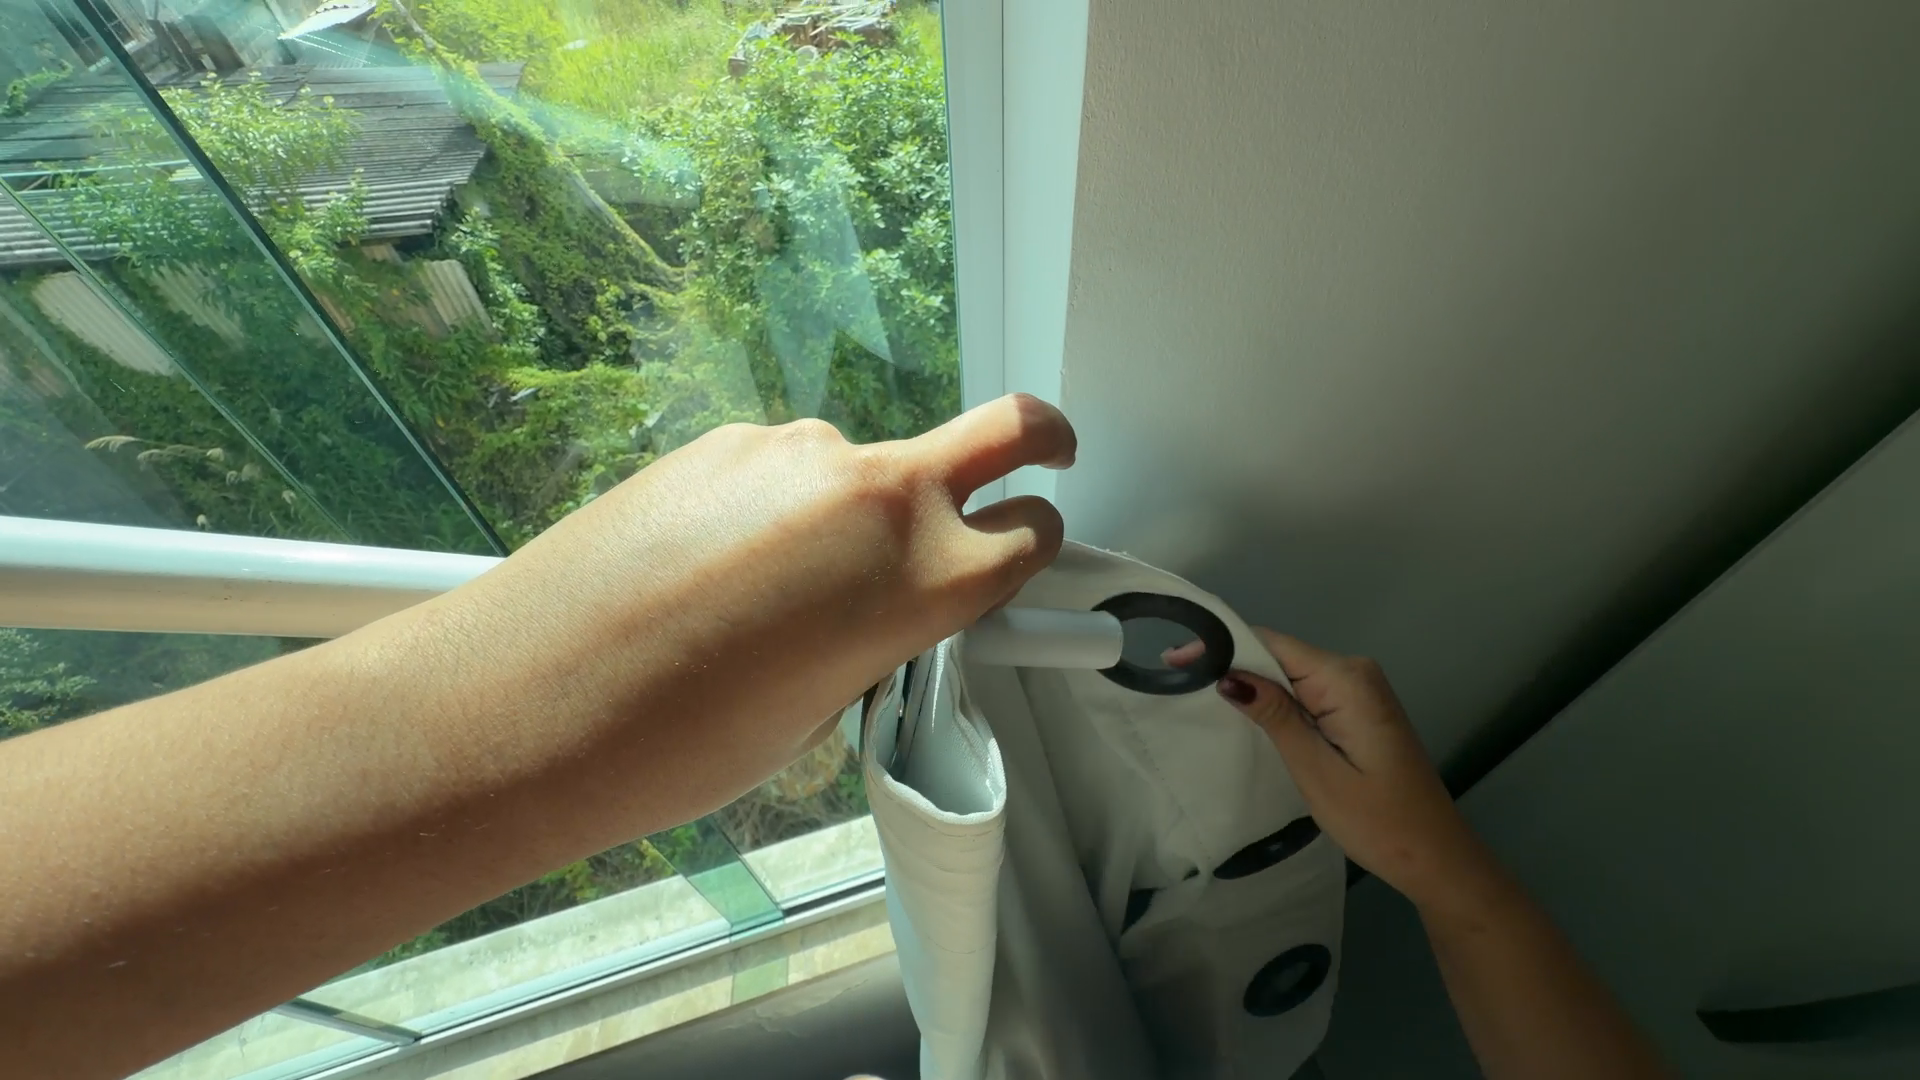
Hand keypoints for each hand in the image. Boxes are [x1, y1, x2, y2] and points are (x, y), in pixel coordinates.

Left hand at [386, 393, 1074, 824]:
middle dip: (1044, 440)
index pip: (1032, 533)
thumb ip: (893, 630)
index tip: (1031, 548)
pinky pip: (791, 472)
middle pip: (1005, 427)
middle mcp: (874, 493)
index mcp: (918, 578)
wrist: (520, 705)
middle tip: (1051, 456)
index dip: (1038, 544)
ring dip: (857, 513)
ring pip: (870, 468)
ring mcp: (798, 452)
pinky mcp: (728, 441)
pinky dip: (784, 510)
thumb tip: (905, 601)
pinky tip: (721, 567)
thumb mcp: (829, 705)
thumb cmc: (679, 742)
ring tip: (774, 592)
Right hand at [1182, 630, 1495, 910]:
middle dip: (1228, 659)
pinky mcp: (1356, 706)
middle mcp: (1354, 671)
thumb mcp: (1316, 770)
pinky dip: (1270, 693)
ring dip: (1246, 676)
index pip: (1272, 644)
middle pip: (1278, 651)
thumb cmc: (1378, 821)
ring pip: (1288, 668)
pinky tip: (1241, 701)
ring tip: (1196, 685)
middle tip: (1175, 671)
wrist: (1438, 859)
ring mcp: (1358, 687)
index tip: (1177, 659)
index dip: (1221, 646)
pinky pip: (1304, 687)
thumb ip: (1275, 715)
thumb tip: (1228, 676)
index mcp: (1346, 680)